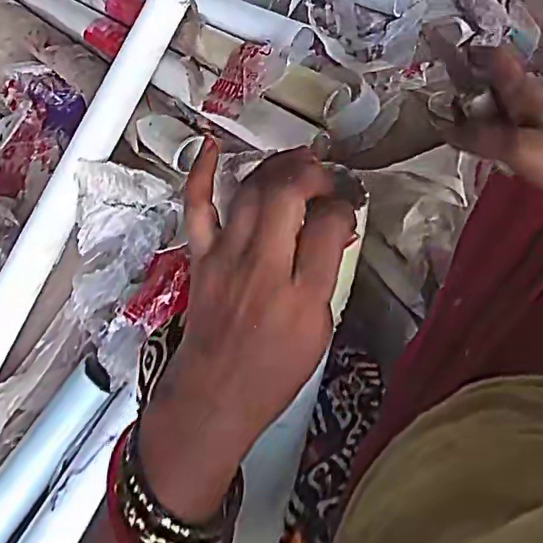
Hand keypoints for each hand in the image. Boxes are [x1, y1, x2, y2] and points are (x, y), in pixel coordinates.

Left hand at [137, 142, 358, 519]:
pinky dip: (201, 172)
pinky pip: (197, 205)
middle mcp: (263, 268)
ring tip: (296, 160)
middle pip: (289, 195)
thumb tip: (334, 229)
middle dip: (313, 173)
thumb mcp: (319, 331)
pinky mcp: (201, 255)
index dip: (344, 203)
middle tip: (323, 175)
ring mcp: (226, 257)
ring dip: (276, 166)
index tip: (345, 203)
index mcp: (302, 295)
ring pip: (251, 190)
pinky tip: (214, 148)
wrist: (213, 394)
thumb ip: (327, 276)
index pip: (330, 225)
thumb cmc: (271, 371)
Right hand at [433, 45, 542, 231]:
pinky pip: (502, 127)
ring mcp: (535, 120)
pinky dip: (483, 129)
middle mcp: (528, 99)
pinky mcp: (539, 141)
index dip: (467, 50)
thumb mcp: (519, 150)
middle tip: (427, 93)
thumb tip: (443, 127)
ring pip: (495, 105)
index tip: (436, 52)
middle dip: (460, 82)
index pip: (494, 57)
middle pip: (489, 81)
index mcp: (525, 91)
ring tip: (439, 117)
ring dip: (470, 108)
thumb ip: (480, 137)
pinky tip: (470, 142)